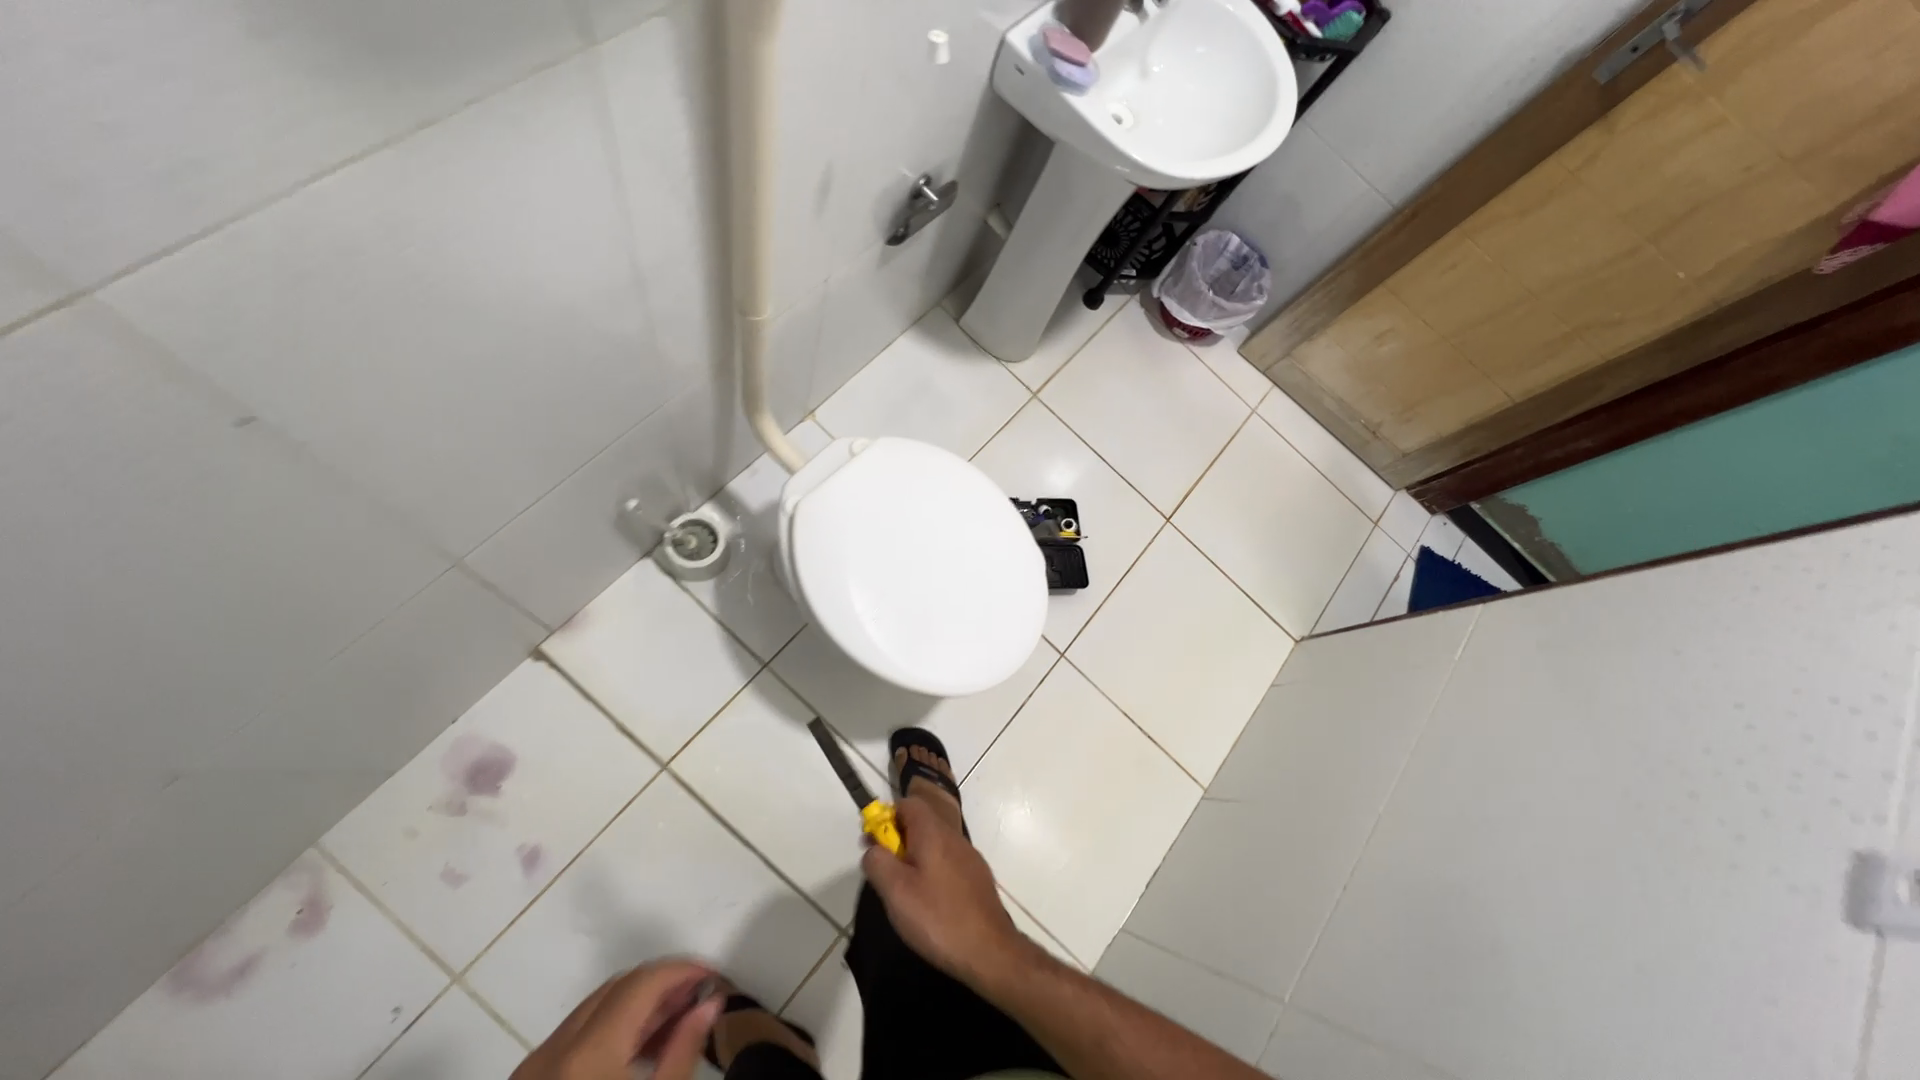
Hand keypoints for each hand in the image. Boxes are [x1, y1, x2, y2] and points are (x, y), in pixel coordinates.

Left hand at [512, 960, 720, 1079]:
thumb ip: (684, 1050)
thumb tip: (710, 1002)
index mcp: (589, 1053)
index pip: (642, 983)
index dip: (682, 970)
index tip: (715, 976)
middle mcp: (555, 1048)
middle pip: (617, 987)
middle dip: (662, 983)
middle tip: (700, 995)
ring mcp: (536, 1063)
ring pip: (595, 1007)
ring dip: (638, 1003)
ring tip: (677, 1018)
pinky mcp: (529, 1076)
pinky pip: (577, 1033)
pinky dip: (613, 1027)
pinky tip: (640, 1045)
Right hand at [860, 797, 1039, 988]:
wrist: (989, 951)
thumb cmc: (937, 918)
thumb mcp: (895, 890)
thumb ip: (877, 862)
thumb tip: (873, 849)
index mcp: (934, 833)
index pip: (908, 803)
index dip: (886, 818)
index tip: (873, 845)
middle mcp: (955, 838)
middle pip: (921, 824)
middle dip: (898, 841)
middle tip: (883, 873)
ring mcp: (970, 859)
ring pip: (934, 846)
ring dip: (914, 860)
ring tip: (903, 892)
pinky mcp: (978, 879)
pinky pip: (948, 864)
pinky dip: (932, 873)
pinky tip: (928, 904)